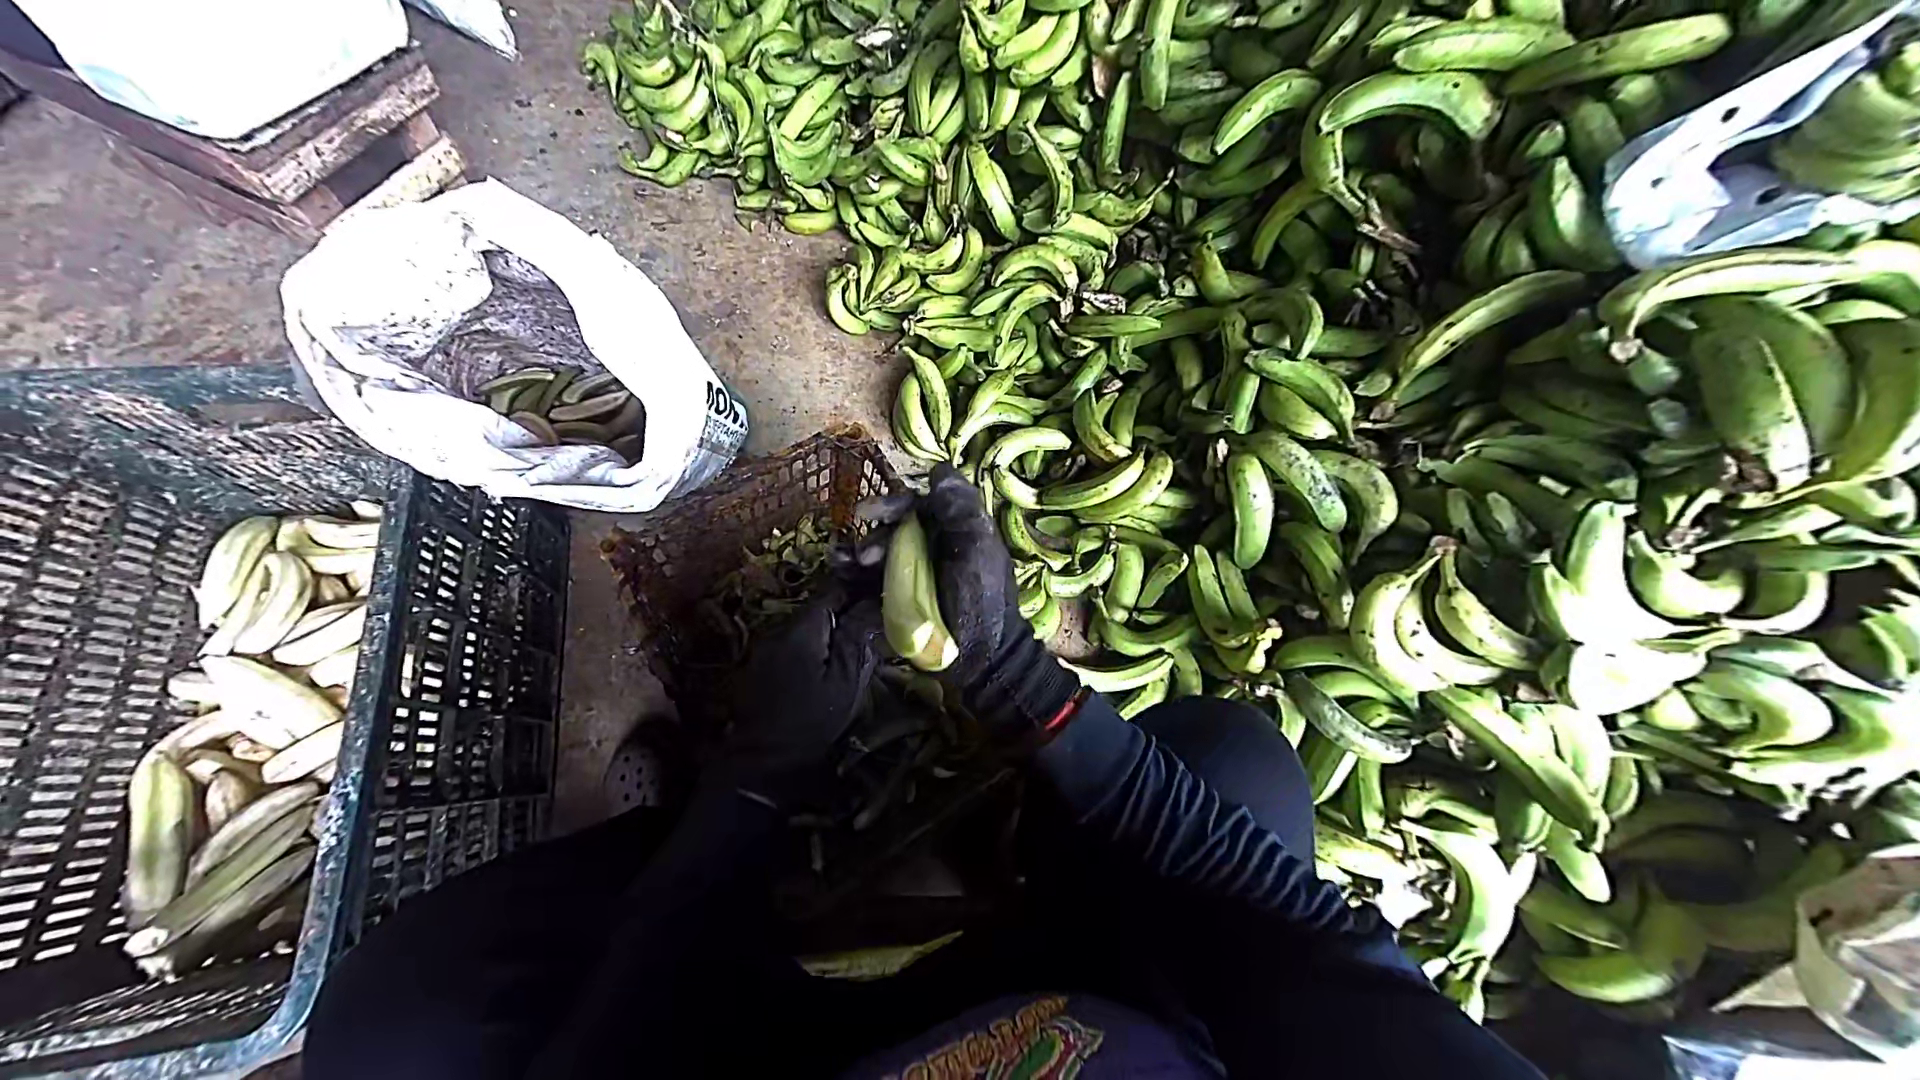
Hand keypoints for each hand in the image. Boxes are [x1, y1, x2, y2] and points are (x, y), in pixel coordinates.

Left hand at [725, 594, 882, 807]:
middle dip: (847, 615)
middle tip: (875, 631)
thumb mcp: (845, 681)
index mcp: (802, 629)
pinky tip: (828, 671)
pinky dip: (815, 651)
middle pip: (820, 610)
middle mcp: (780, 630)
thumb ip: (858, 637)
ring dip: (831, 635)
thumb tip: (874, 602)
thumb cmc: (810, 723)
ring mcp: (766, 650)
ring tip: (855, 652)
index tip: (883, 604)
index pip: (834, 591)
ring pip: (808, 629)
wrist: (761, 767)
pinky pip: (795, 647)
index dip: (860, 593)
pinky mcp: (762, 669)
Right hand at [858, 464, 1080, 744]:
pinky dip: (855, 569)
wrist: (979, 657)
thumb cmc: (981, 601)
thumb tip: (937, 469)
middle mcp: (934, 542)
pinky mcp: (901, 593)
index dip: (896, 503)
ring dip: (862, 549)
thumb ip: (960, 508)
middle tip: (862, 551)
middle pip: (896, 525)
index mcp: (956, 527)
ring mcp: (917, 569)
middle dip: (876, 532)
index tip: (875, 514)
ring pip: (883, 547)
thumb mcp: (977, 550)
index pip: (921, 502)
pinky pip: (875, 573)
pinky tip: (839, 569)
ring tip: (850, 563)